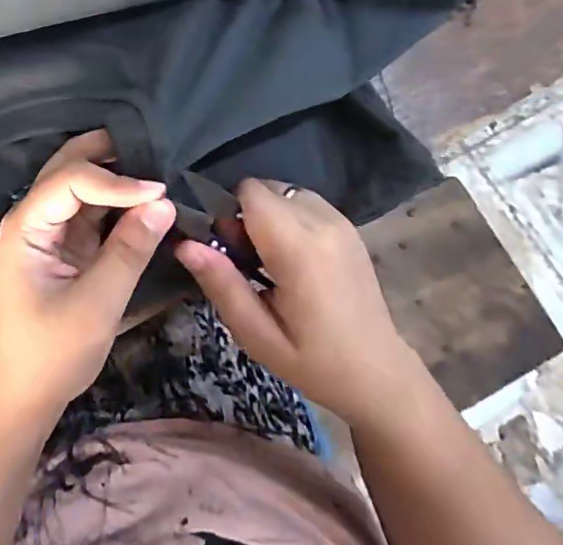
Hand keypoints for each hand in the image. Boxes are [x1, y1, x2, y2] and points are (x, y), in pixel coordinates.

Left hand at [0, 130, 176, 421]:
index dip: (116, 180)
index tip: (160, 191)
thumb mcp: (96, 305)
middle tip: (157, 149)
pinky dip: (121, 198)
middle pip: (71, 164)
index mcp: (28, 224)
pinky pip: (95, 205)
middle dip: (111, 152)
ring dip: (118, 170)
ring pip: (83, 179)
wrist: (25, 395)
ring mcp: (52, 226)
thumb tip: (165, 203)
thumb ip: (129, 250)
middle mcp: (35, 214)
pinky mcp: (69, 241)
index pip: (72, 179)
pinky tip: (149, 197)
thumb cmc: (52, 353)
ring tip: (160, 167)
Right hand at [175, 178, 424, 426]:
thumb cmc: (314, 362)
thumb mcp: (258, 335)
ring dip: (267, 214)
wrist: (379, 374)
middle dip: (245, 214)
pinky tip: (293, 256)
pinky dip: (288, 217)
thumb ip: (221, 284)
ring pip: (282, 191)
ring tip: (271, 260)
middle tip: (248, 262)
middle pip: (264, 188)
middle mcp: (322, 221)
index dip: (228, 213)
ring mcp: (339, 220)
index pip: (249, 191)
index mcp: (299, 247)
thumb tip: (184, 244)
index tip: (229, 251)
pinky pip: (303, 201)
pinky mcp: (348, 224)